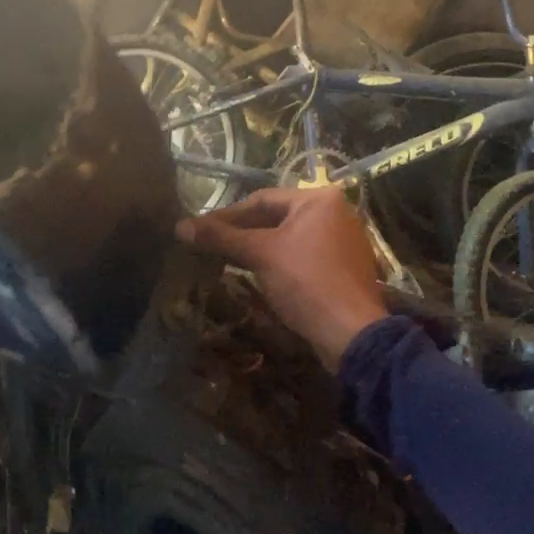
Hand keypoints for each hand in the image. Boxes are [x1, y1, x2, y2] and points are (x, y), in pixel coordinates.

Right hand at [177, 186, 388, 369]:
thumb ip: (221, 237)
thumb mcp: (260, 255)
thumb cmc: (306, 282)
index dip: (226, 215)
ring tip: (227, 260)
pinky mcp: (343, 268)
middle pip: (275, 218)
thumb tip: (180, 226)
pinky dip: (278, 262)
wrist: (352, 335)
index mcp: (319, 199)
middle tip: (210, 246)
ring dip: (258, 248)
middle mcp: (335, 212)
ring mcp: (342, 241)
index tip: (200, 230)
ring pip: (288, 238)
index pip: (261, 200)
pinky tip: (257, 275)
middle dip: (241, 232)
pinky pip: (302, 256)